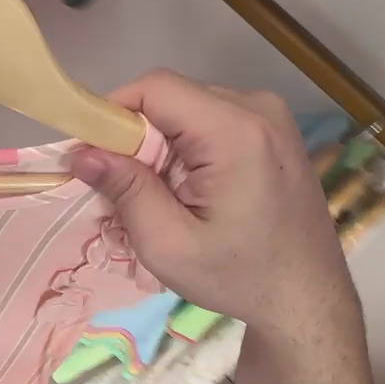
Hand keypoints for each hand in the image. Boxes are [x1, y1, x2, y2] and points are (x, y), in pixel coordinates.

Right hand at [68, 70, 358, 339]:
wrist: (305, 296)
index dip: (111, 113)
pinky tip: (181, 194)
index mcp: (234, 131)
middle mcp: (256, 109)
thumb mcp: (167, 243)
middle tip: (118, 191)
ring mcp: (268, 118)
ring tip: (151, 198)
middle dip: (132, 137)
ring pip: (186, 111)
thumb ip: (126, 191)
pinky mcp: (270, 133)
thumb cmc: (236, 275)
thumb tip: (79, 153)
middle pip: (170, 99)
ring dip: (155, 147)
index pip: (155, 88)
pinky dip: (180, 152)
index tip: (88, 156)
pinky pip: (208, 124)